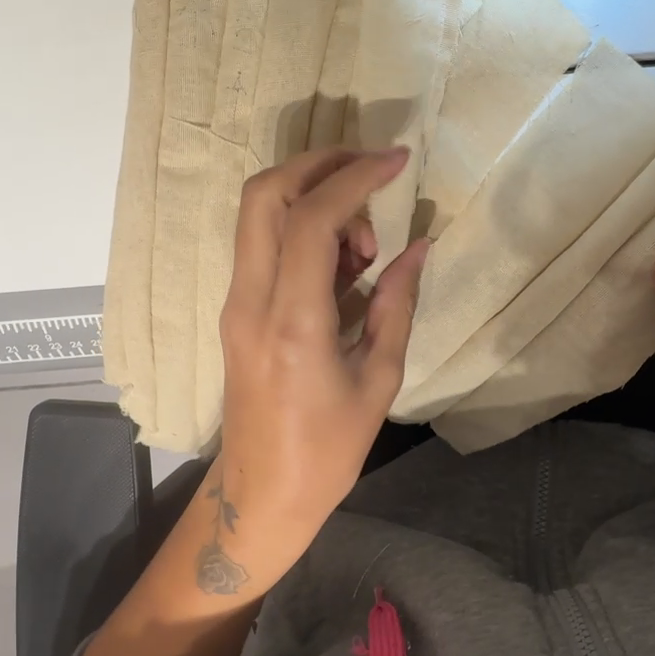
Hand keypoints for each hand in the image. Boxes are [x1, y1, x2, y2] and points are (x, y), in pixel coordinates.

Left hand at [218, 147, 429, 537]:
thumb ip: (397, 305)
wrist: (260, 495)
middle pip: (265, 195)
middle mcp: (251, 301)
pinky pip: (265, 245)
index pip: (313, 219)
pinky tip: (346, 264)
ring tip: (367, 246)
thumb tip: (419, 248)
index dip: (357, 177)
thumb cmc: (327, 451)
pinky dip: (304, 230)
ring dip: (314, 200)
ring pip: (260, 214)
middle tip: (371, 169)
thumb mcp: (379, 380)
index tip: (397, 160)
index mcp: (293, 322)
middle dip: (319, 164)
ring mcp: (236, 304)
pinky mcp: (237, 311)